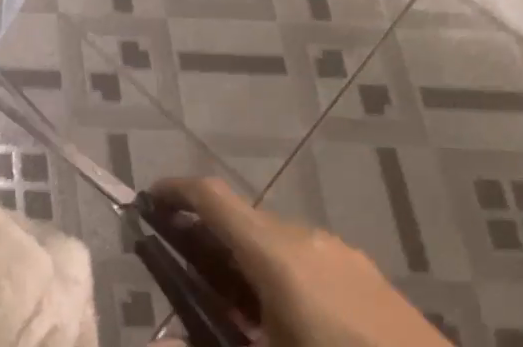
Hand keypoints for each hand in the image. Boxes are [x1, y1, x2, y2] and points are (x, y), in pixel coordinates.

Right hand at [150, 178, 449, 346]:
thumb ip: (207, 341)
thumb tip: (156, 344)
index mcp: (274, 254)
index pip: (209, 195)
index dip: (172, 191)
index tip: (147, 204)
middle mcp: (306, 239)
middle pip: (241, 218)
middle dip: (208, 237)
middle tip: (190, 277)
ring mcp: (346, 257)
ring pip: (277, 240)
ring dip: (248, 259)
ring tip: (242, 309)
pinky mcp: (375, 280)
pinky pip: (312, 260)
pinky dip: (284, 274)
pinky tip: (294, 322)